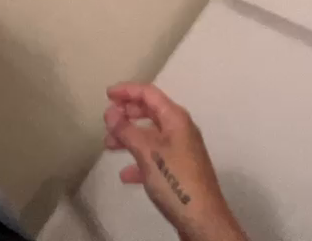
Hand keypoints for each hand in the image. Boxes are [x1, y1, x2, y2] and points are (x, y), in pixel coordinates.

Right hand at [103, 83, 244, 240]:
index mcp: (176, 118)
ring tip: (108, 145)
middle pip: (150, 112)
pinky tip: (125, 174)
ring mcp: (181, 151)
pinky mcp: (180, 171)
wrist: (204, 222)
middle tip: (107, 119)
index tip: (107, 94)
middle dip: (127, 114)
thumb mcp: (147, 153)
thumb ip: (127, 130)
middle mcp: (180, 129)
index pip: (149, 93)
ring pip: (151, 136)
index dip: (127, 90)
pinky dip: (139, 160)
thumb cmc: (176, 180)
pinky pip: (156, 157)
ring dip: (130, 137)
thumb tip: (110, 111)